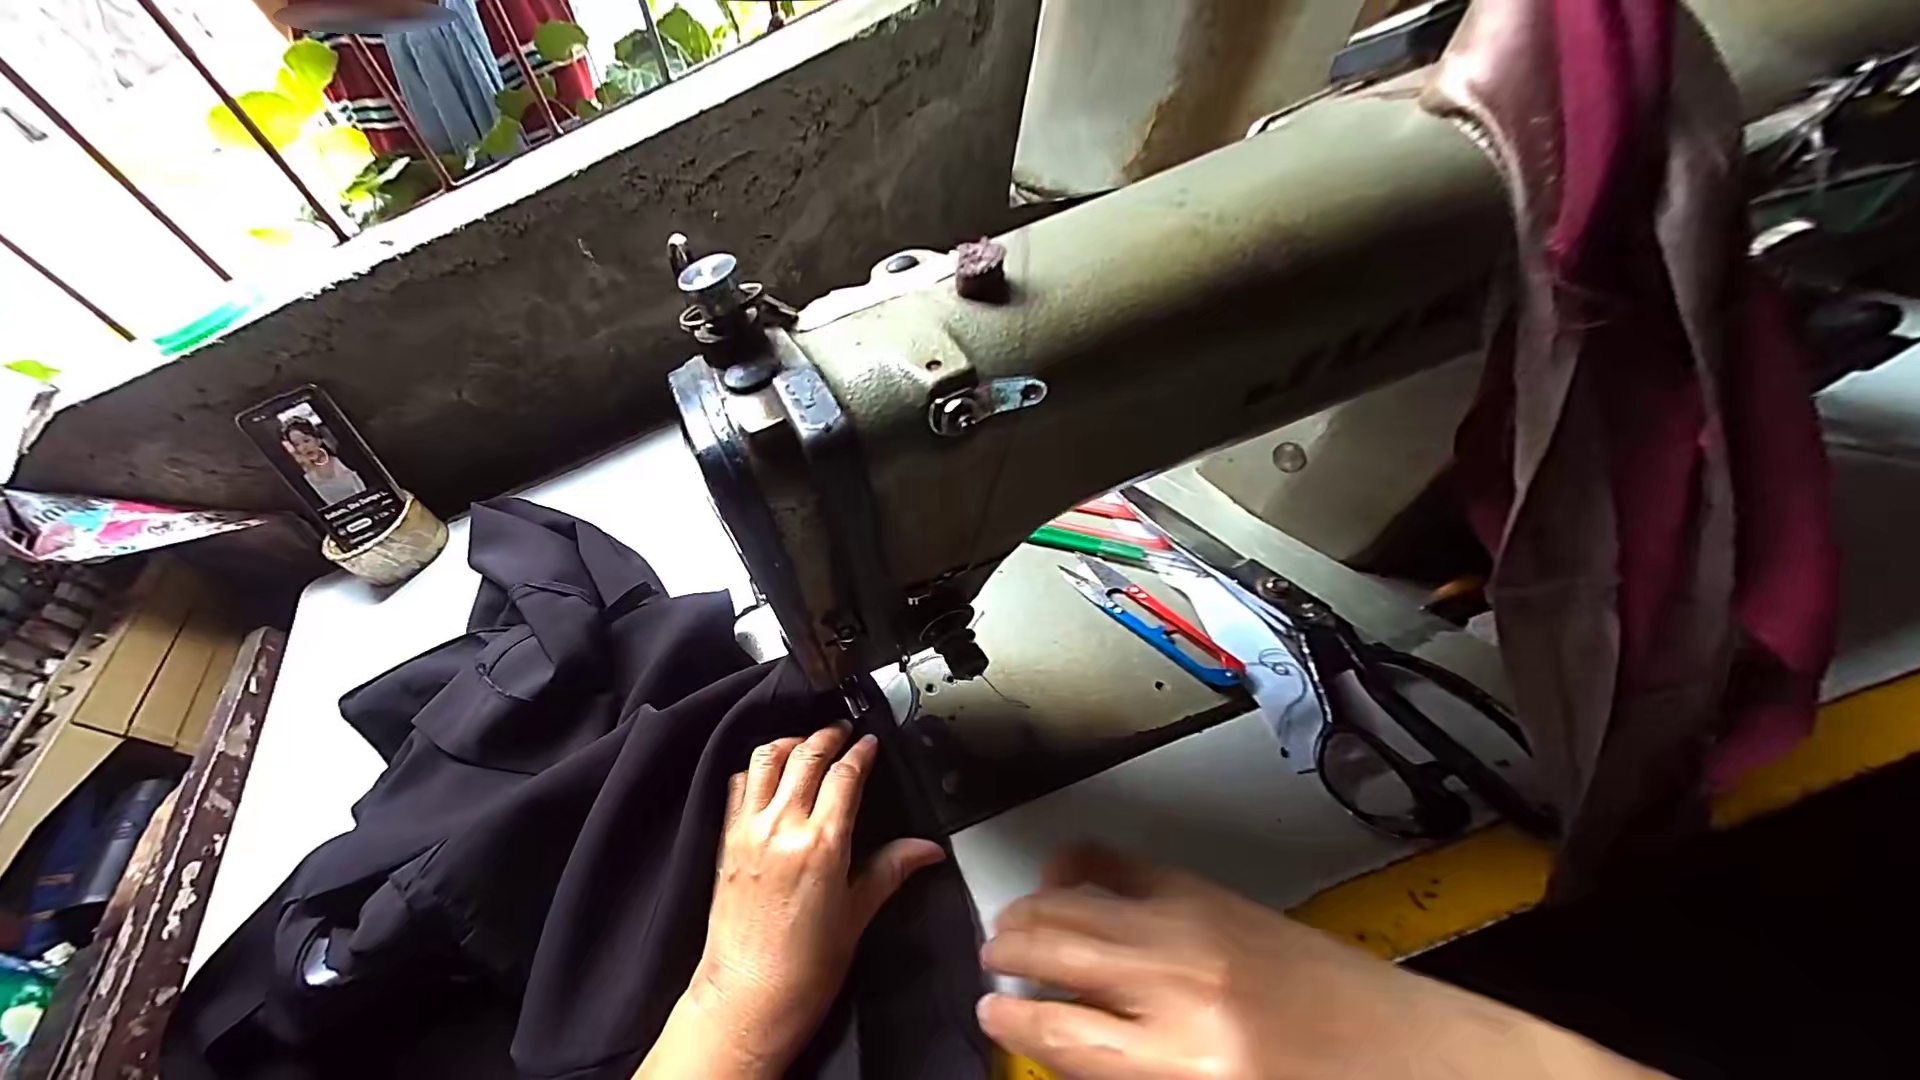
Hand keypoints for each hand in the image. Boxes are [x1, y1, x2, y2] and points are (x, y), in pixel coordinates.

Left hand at [640, 724, 944, 1079]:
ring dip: (791, 742)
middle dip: (830, 735)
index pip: (845, 774)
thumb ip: (892, 868)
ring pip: (768, 759)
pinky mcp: (727, 841)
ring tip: (807, 743)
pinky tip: (770, 772)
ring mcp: (750, 831)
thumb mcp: (858, 913)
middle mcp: (783, 828)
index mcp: (822, 844)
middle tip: (844, 732)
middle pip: (807, 754)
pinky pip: (739, 785)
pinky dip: (757, 768)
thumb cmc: (802, 969)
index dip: (861, 751)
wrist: (746, 1002)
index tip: (869, 744)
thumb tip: (927, 850)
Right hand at [978, 844, 1661, 1079]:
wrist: (1431, 1065)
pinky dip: (1082, 865)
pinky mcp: (1210, 893)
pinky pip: (1124, 866)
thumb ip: (1141, 1075)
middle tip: (989, 957)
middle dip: (1011, 950)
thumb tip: (1074, 1051)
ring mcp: (1191, 924)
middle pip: (1062, 951)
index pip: (1064, 1030)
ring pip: (1081, 903)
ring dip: (1035, 909)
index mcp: (1184, 1067)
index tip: (988, 1007)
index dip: (1015, 1018)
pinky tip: (1064, 873)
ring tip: (1008, 919)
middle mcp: (1176, 985)